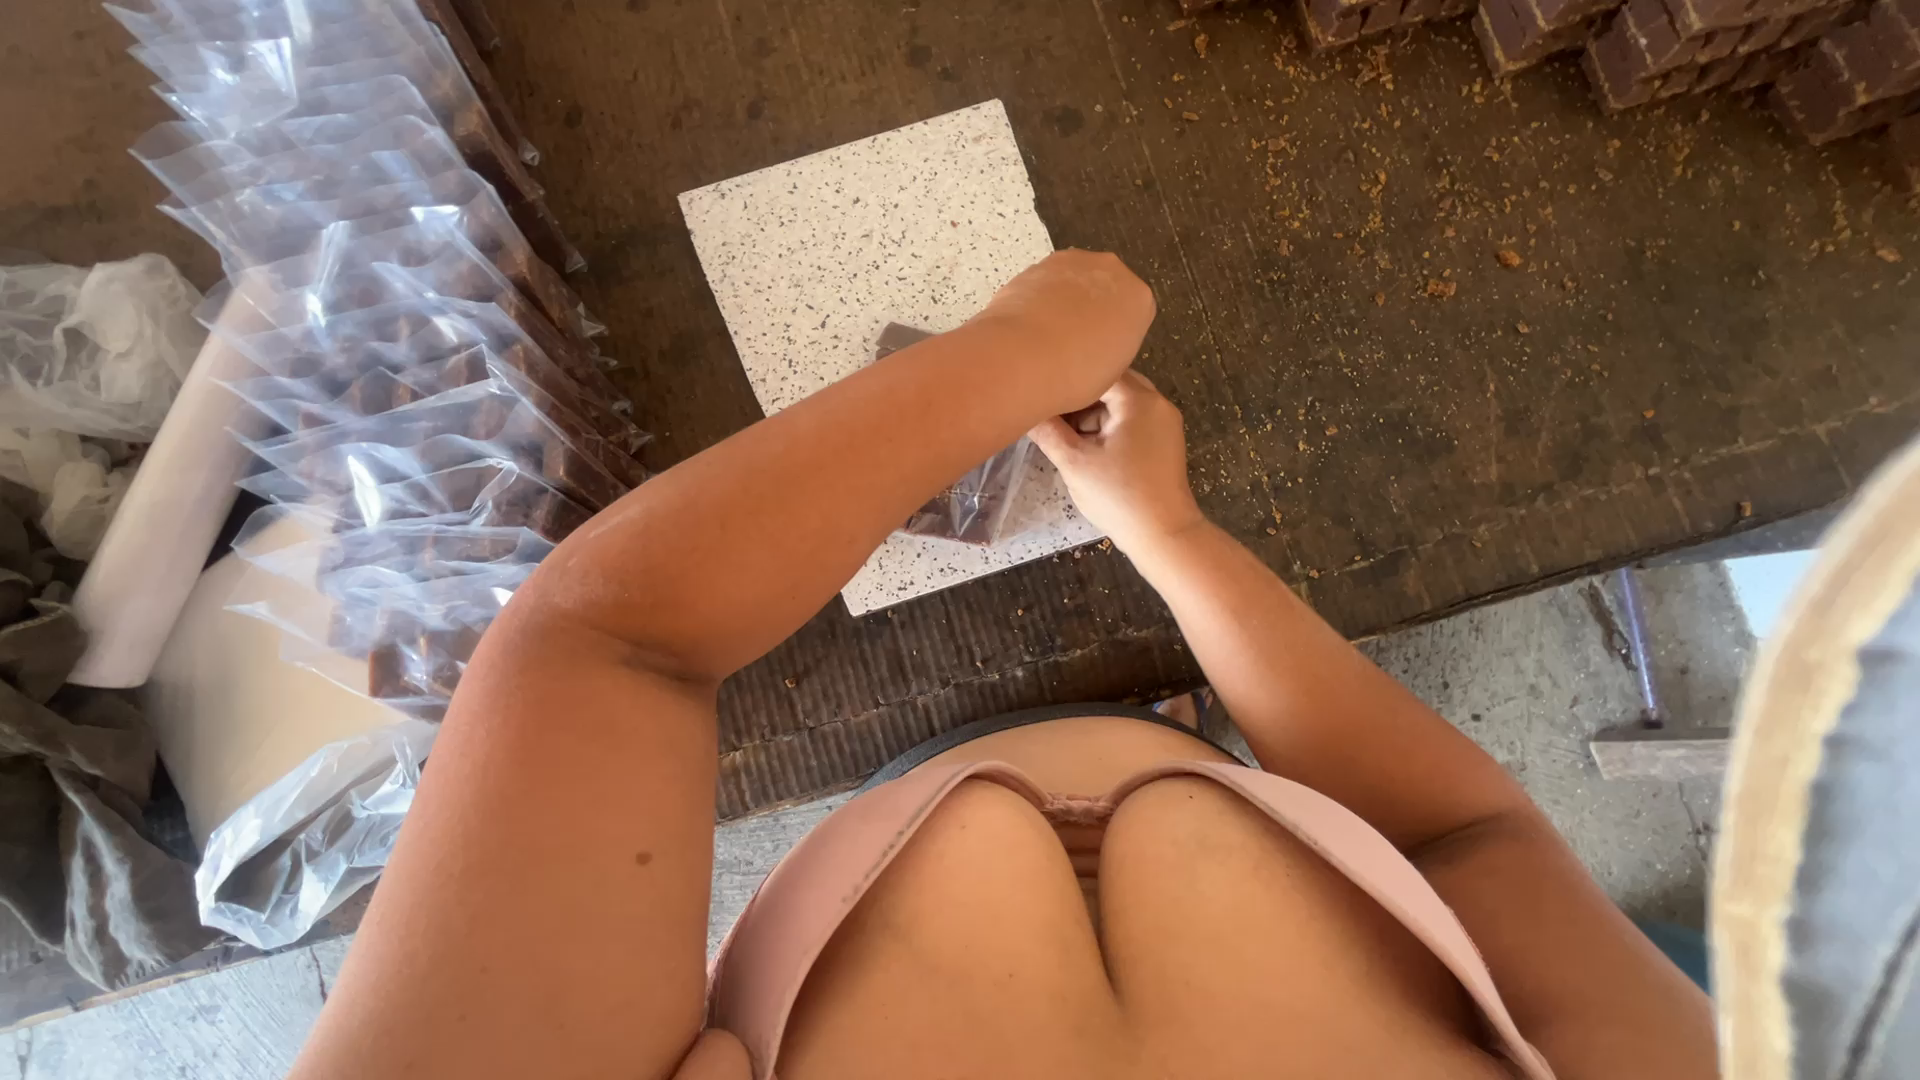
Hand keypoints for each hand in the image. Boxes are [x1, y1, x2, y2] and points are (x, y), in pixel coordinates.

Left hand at [965, 249, 1156, 415]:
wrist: (1025, 358)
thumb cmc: (1074, 374)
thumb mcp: (1111, 373)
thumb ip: (1112, 349)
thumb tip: (1096, 346)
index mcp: (1139, 299)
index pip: (1132, 314)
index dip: (1112, 335)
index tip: (1098, 352)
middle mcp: (1112, 271)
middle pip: (1105, 290)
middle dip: (1090, 311)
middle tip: (1072, 343)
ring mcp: (1074, 262)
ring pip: (1073, 283)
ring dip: (1063, 303)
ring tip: (1046, 337)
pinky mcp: (1039, 263)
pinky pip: (1044, 282)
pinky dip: (1038, 299)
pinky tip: (1028, 326)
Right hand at [1027, 370, 1204, 554]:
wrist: (1163, 535)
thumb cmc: (1118, 496)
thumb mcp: (1075, 463)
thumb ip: (1048, 432)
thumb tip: (1024, 413)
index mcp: (1139, 400)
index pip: (1098, 371)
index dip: (1068, 380)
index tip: (1044, 391)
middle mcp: (1157, 403)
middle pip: (1111, 386)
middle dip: (1080, 400)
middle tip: (1052, 414)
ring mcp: (1164, 424)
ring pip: (1120, 406)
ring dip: (1093, 416)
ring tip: (1066, 436)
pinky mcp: (1164, 443)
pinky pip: (1132, 422)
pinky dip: (1109, 429)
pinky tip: (1088, 448)